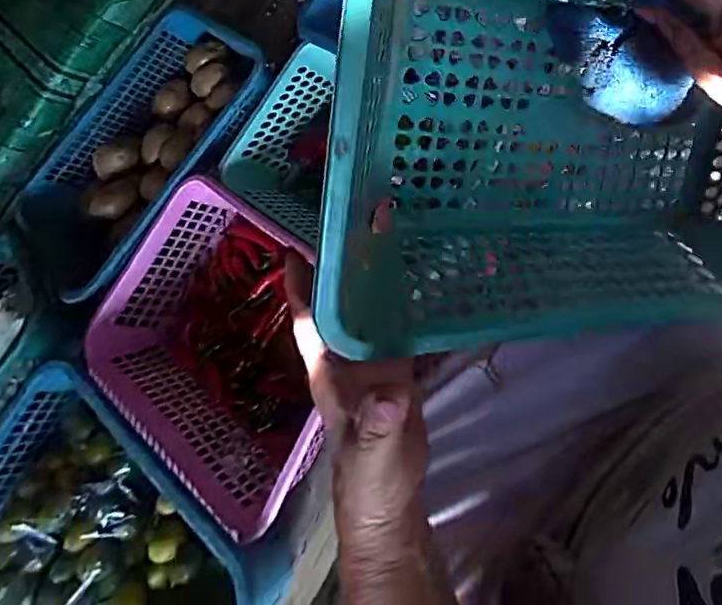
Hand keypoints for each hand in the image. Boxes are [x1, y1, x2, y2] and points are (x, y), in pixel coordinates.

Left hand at [285, 255, 449, 600]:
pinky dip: (408, 302)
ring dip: (378, 277)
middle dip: (348, 264)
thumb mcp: (372, 452)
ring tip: (396, 235)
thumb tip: (392, 394)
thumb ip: (380, 424)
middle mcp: (346, 354)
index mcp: (328, 366)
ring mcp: (372, 358)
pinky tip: (424, 277)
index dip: (299, 281)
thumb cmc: (367, 478)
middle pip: (342, 300)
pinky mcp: (397, 366)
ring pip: (371, 307)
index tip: (297, 242)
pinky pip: (399, 324)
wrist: (391, 501)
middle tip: (364, 219)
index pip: (308, 316)